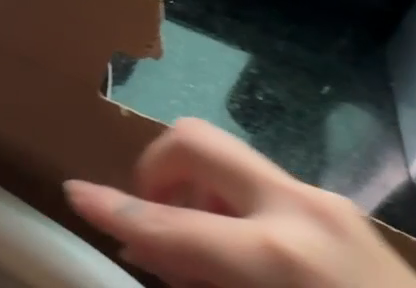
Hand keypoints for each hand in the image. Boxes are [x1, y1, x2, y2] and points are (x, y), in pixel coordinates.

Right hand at [64, 118, 415, 287]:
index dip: (113, 210)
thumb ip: (197, 280)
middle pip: (195, 142)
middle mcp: (297, 209)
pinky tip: (240, 261)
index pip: (168, 227)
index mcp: (275, 257)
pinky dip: (229, 209)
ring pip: (227, 162)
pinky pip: (260, 187)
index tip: (74, 194)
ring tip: (199, 257)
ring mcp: (324, 202)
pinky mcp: (342, 210)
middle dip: (154, 170)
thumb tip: (151, 251)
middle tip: (149, 222)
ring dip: (194, 193)